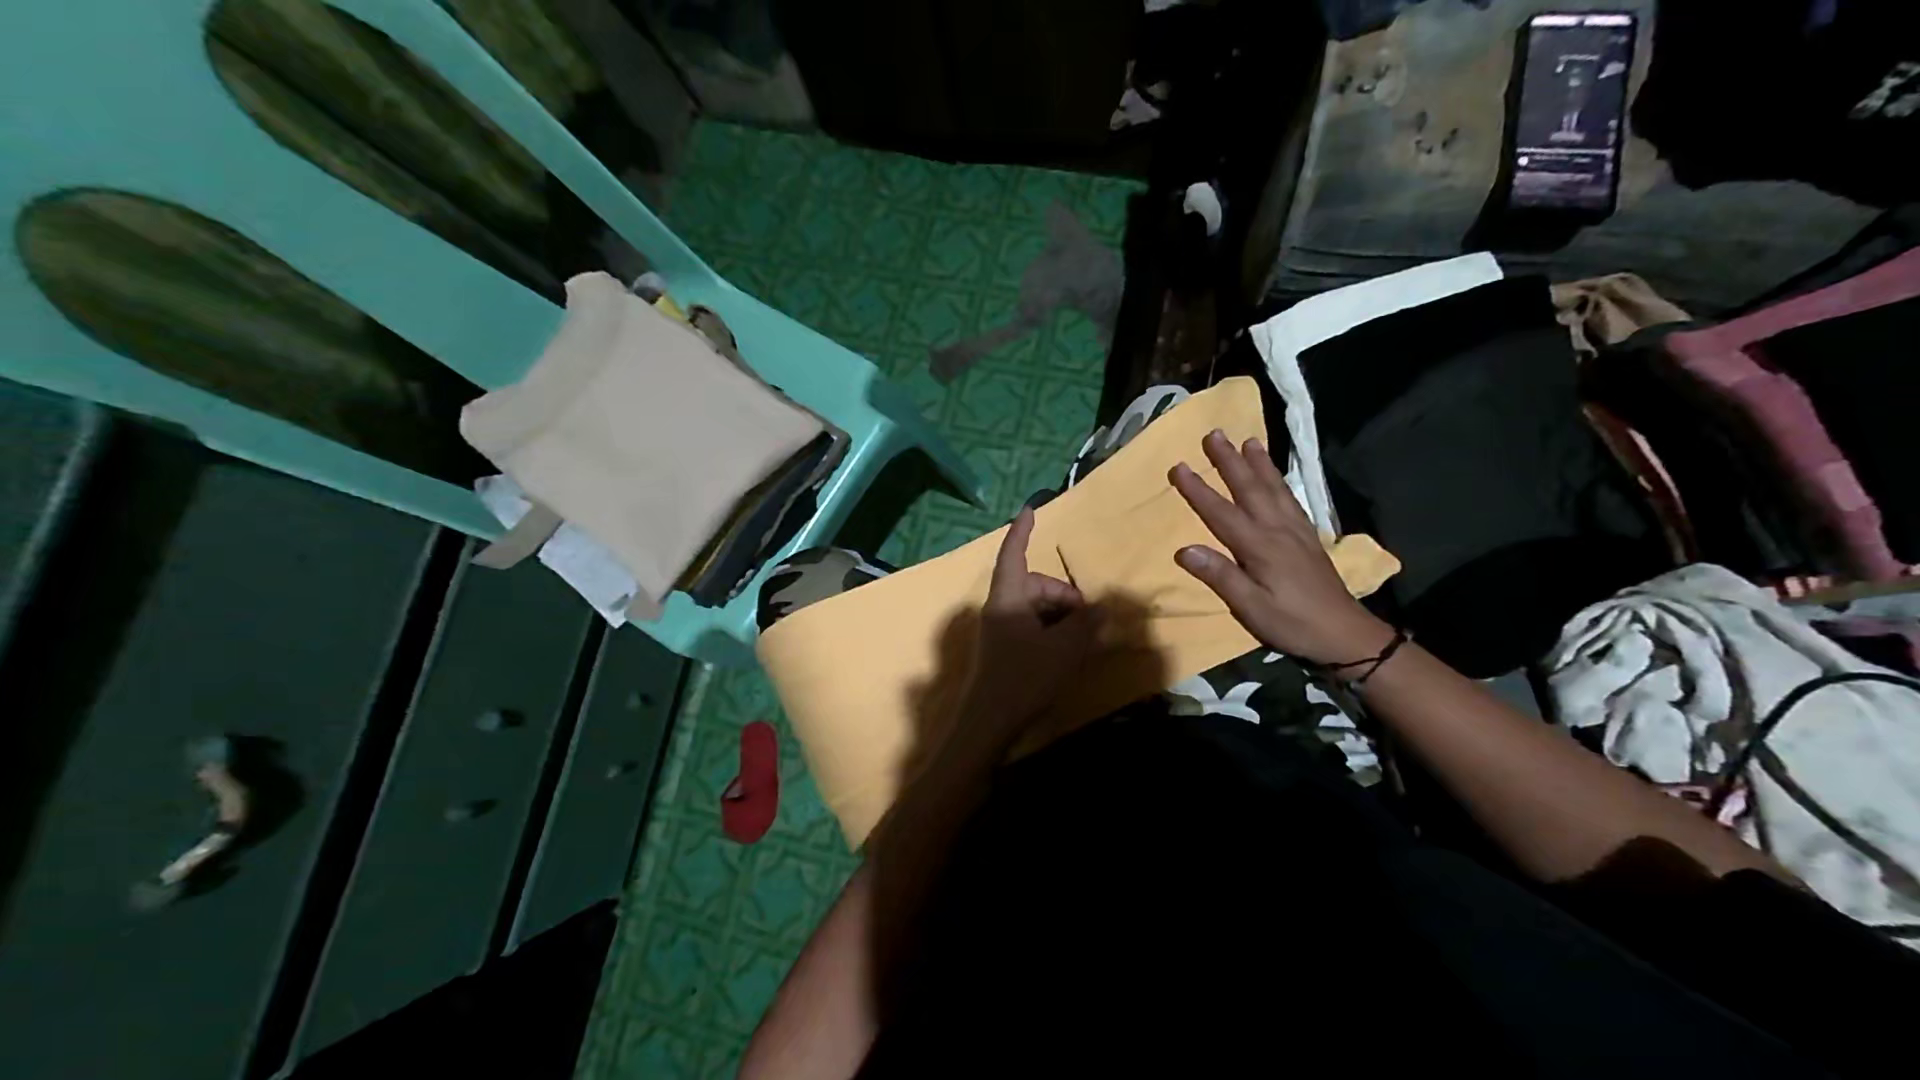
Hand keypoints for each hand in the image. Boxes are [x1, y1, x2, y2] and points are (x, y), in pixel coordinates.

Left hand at [959, 507, 1098, 726]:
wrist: (988, 722)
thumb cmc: (1024, 677)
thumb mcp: (1064, 649)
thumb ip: (1085, 624)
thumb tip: (1102, 608)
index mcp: (1008, 597)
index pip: (1014, 554)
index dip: (1022, 531)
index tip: (1031, 509)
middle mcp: (999, 607)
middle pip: (1034, 585)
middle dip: (1063, 595)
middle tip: (1089, 620)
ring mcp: (999, 630)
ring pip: (1034, 608)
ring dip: (1060, 616)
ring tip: (1082, 640)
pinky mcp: (1003, 650)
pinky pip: (1030, 627)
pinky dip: (1050, 631)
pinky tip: (1067, 651)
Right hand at [1169, 430, 1392, 664]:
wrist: (1344, 633)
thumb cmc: (1292, 623)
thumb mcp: (1251, 608)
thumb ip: (1220, 576)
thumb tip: (1184, 549)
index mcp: (1259, 547)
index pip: (1221, 512)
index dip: (1198, 490)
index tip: (1178, 466)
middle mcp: (1277, 530)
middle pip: (1250, 488)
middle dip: (1229, 461)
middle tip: (1214, 433)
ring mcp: (1296, 531)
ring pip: (1273, 488)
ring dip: (1258, 463)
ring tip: (1248, 440)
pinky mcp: (1308, 537)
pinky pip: (1291, 499)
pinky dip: (1280, 481)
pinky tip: (1276, 476)